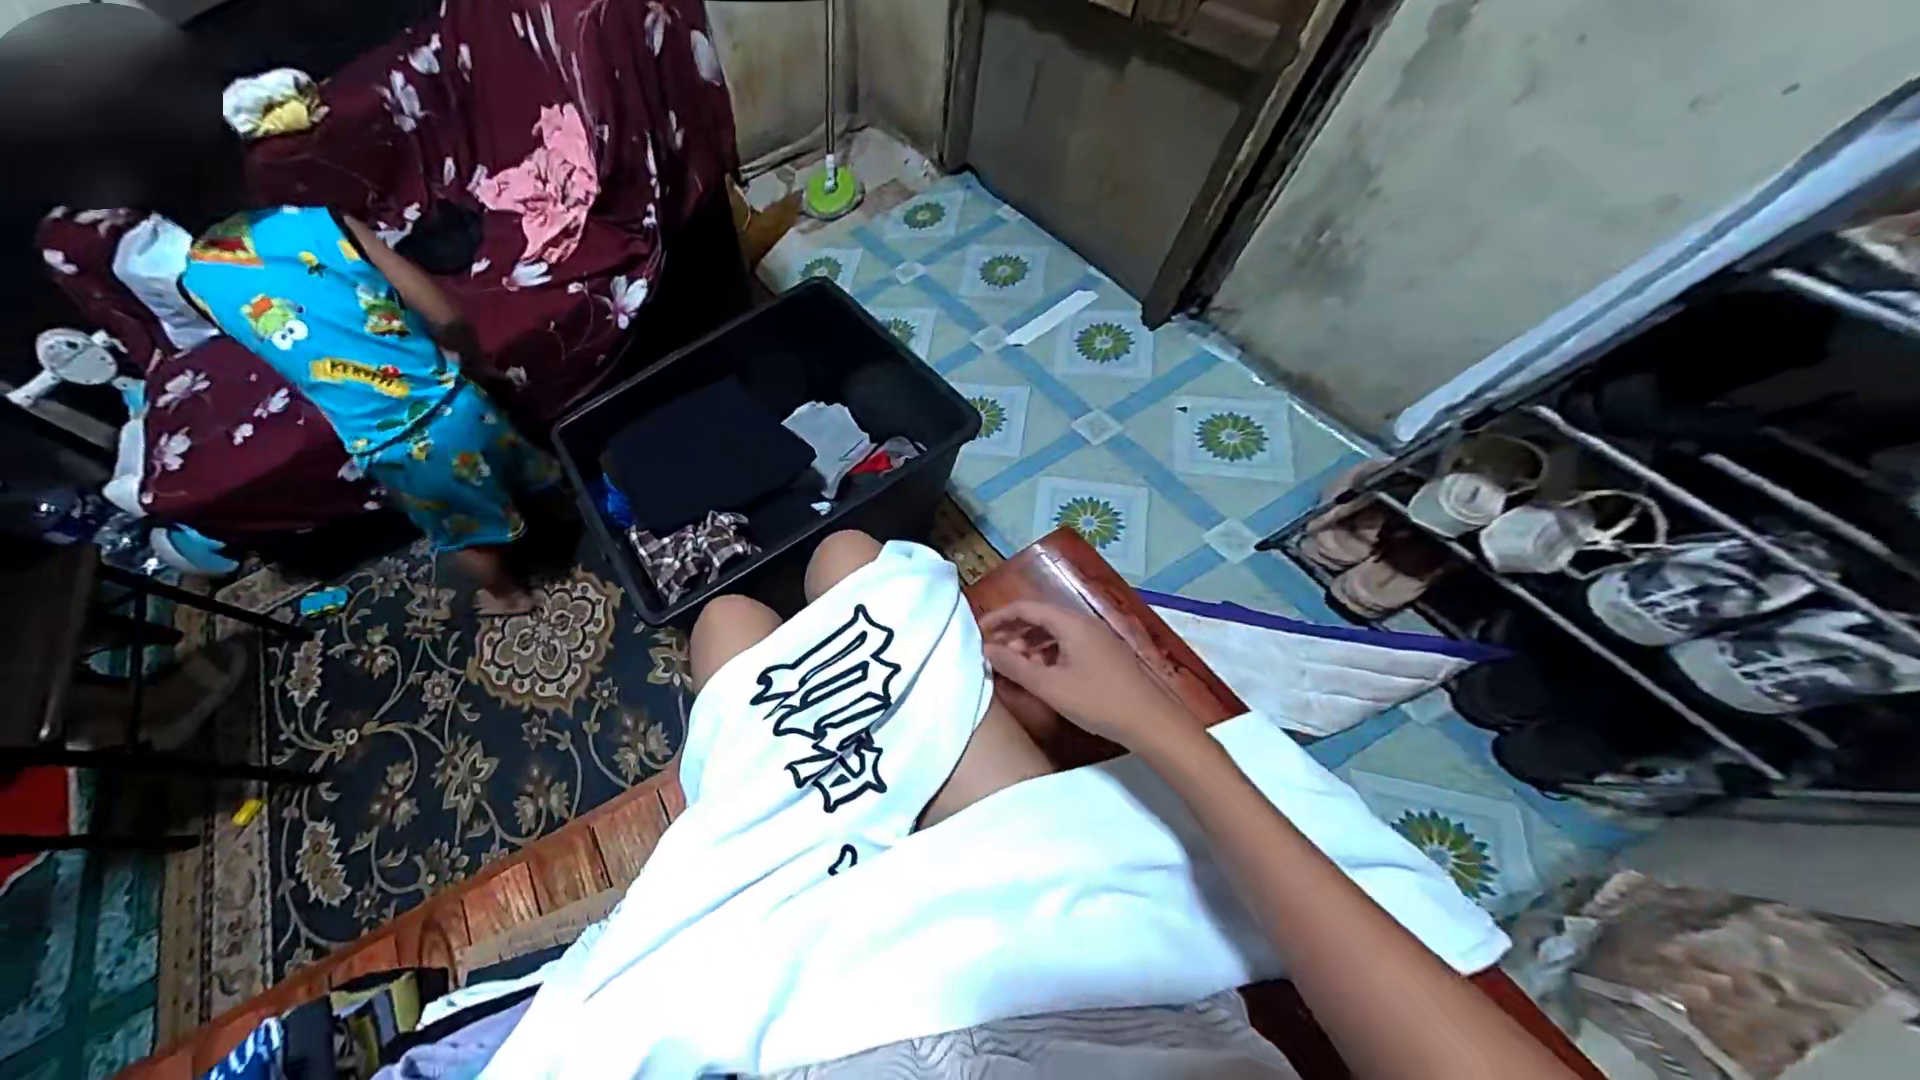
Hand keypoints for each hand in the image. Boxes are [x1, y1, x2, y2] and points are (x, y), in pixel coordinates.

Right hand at [978, 600, 1183, 751]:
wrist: (1150, 721)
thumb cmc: (1097, 700)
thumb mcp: (1049, 686)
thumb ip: (1014, 666)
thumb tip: (987, 649)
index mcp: (1069, 622)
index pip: (1026, 607)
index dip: (999, 617)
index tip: (979, 633)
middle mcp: (1083, 623)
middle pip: (1040, 617)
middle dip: (1013, 632)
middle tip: (994, 653)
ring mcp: (1096, 638)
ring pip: (1054, 632)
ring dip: (1030, 645)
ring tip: (1015, 666)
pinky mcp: (1104, 654)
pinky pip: (1068, 644)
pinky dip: (1048, 654)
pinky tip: (1043, 675)